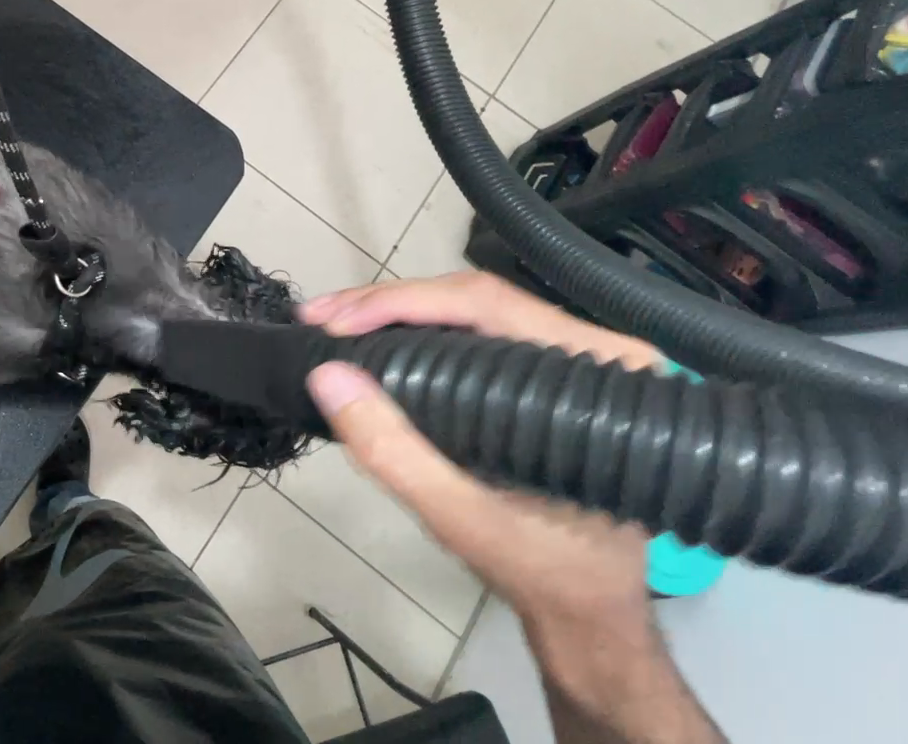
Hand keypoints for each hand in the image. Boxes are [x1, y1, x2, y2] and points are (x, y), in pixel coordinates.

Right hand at [297, 272, 653, 628]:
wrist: (585, 609)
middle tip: (315, 317)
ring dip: (390, 311)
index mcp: (592, 375)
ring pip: (467, 308)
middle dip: (383, 302)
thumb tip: (326, 375)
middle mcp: (590, 351)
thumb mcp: (459, 517)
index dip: (400, 304)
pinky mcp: (542, 371)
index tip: (333, 325)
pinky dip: (410, 329)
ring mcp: (566, 357)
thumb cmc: (537, 567)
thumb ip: (394, 451)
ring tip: (329, 322)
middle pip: (472, 298)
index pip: (486, 306)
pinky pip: (469, 330)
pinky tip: (368, 336)